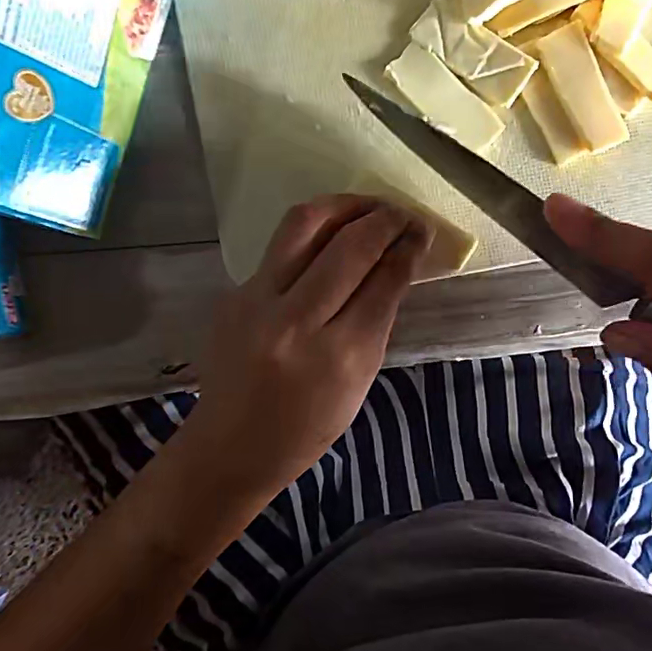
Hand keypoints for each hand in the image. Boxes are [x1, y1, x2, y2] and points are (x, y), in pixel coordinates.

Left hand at [175, 195, 428, 502]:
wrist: (232, 444)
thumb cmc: (306, 427)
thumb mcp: (357, 383)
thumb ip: (374, 322)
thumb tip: (392, 264)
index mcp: (339, 356)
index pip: (383, 282)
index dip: (408, 248)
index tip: (420, 233)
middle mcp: (296, 322)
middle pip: (349, 245)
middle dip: (385, 219)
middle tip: (401, 216)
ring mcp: (256, 303)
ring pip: (304, 225)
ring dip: (344, 206)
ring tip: (366, 208)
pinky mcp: (233, 295)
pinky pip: (278, 248)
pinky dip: (312, 236)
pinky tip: (328, 238)